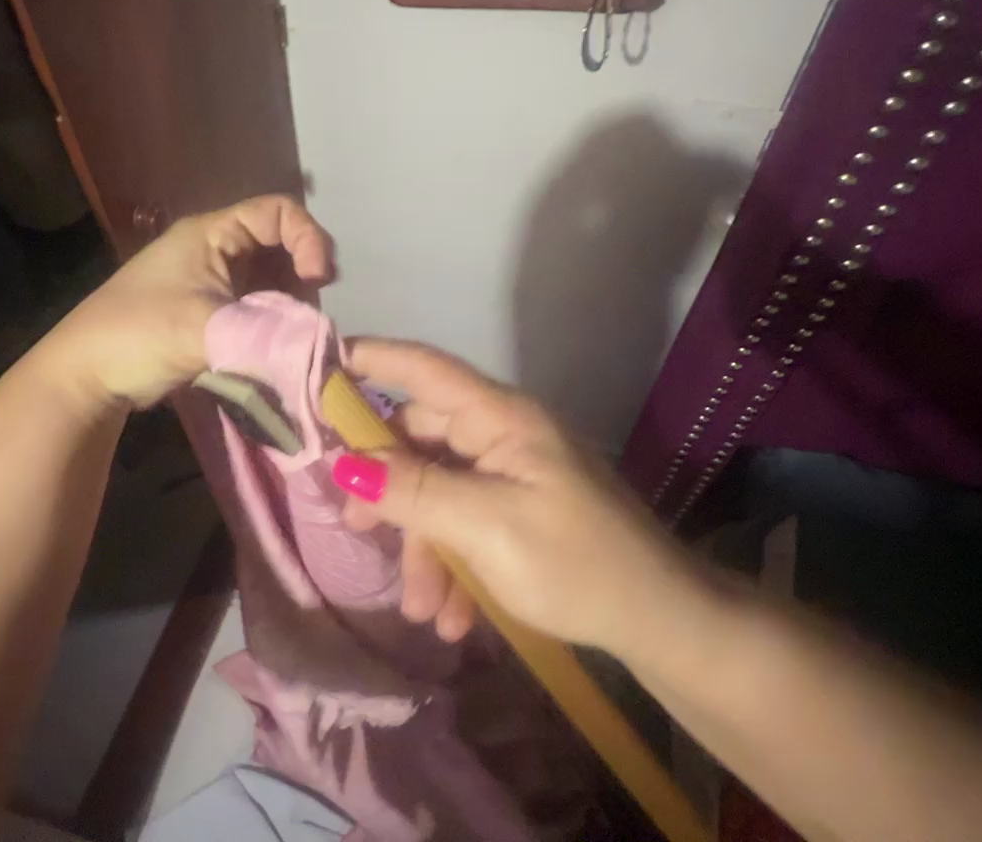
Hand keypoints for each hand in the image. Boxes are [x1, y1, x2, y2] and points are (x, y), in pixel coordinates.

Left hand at [42, 195, 334, 408]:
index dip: (308, 238)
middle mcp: (217, 249)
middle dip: (304, 276)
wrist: (87, 376)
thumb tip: (320, 347)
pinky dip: (276, 323)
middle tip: (309, 315)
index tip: (317, 279)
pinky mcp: (214, 312)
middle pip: (281, 245)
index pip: (278, 212)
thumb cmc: (138, 336)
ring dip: (291, 304)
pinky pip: (259, 307)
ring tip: (295, 335)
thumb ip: (266, 337)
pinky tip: (280, 346)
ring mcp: (215, 281)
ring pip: (273, 280)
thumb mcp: (205, 331)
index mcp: (211, 234)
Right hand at [337, 338, 692, 656]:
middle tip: (354, 530)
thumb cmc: (576, 562)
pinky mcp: (518, 514)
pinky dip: (452, 567)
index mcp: (501, 419)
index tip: (319, 365)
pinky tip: (454, 619)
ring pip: (438, 494)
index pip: (424, 368)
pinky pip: (465, 526)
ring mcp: (511, 477)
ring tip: (423, 610)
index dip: (372, 358)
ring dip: (423, 550)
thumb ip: (413, 491)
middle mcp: (502, 438)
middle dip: (387, 492)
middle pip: (421, 440)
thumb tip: (344, 466)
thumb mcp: (486, 526)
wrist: (661, 623)